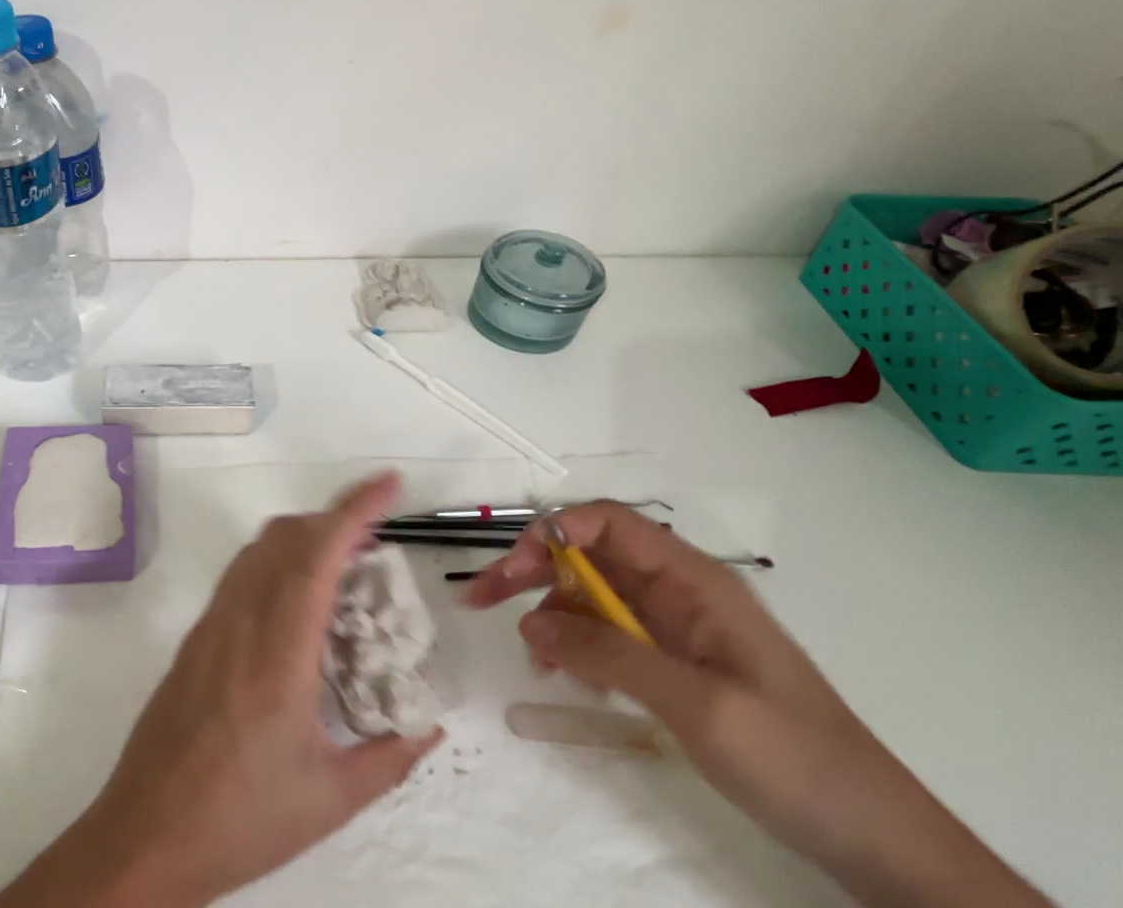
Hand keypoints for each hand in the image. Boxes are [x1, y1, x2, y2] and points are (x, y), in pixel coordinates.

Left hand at [0, 472, 442, 907]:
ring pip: (254, 554)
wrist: (145, 837)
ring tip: (342, 572)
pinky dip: (274, 569)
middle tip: (375, 543)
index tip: (387, 485)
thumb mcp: (330, 798)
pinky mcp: (191, 646)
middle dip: (331, 520)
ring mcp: (207, 632)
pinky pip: (237, 582)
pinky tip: (297, 614)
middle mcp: (237, 626)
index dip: (354, 511)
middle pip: (282, 539)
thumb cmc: (240, 820)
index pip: (316, 557)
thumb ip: (389, 757)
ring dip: (299, 541)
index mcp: (278, 656)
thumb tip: (428, 728)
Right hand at [468, 502, 1050, 907]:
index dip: (553, 533)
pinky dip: (575, 648)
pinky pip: (608, 637)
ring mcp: (678, 631)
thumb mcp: (698, 705)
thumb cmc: (795, 758)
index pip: (610, 524)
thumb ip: (610, 656)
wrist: (873, 834)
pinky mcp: (674, 665)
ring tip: (535, 662)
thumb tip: (530, 623)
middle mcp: (682, 594)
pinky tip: (568, 680)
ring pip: (593, 597)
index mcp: (696, 582)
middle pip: (591, 556)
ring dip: (552, 616)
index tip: (512, 573)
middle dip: (534, 570)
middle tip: (484, 604)